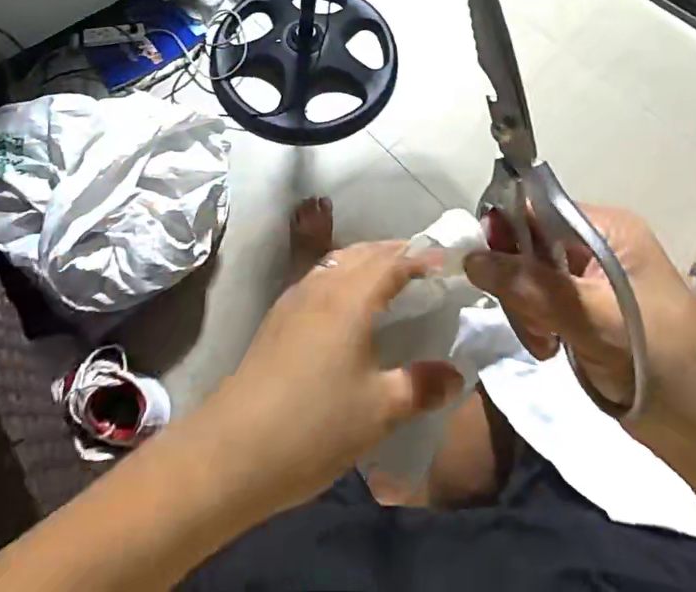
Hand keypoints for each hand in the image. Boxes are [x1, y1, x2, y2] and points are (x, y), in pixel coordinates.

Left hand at [199, 241, 462, 507]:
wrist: (240, 442)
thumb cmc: (318, 423)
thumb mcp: (381, 409)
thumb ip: (420, 385)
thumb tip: (455, 374)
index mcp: (347, 299)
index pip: (387, 264)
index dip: (416, 258)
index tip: (444, 260)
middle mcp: (317, 289)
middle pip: (357, 255)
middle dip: (389, 252)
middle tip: (421, 261)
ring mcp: (291, 302)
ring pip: (333, 265)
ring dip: (362, 261)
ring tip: (388, 276)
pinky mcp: (276, 320)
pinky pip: (316, 281)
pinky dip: (340, 278)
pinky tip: (348, 304)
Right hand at [462, 205, 695, 453]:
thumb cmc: (663, 364)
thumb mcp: (594, 320)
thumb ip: (531, 286)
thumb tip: (470, 259)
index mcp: (609, 229)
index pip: (533, 208)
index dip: (503, 233)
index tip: (487, 272)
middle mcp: (596, 242)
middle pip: (523, 240)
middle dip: (513, 279)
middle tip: (528, 321)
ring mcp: (589, 274)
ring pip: (523, 270)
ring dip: (521, 306)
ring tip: (542, 341)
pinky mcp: (582, 303)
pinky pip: (534, 295)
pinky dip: (530, 318)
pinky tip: (547, 345)